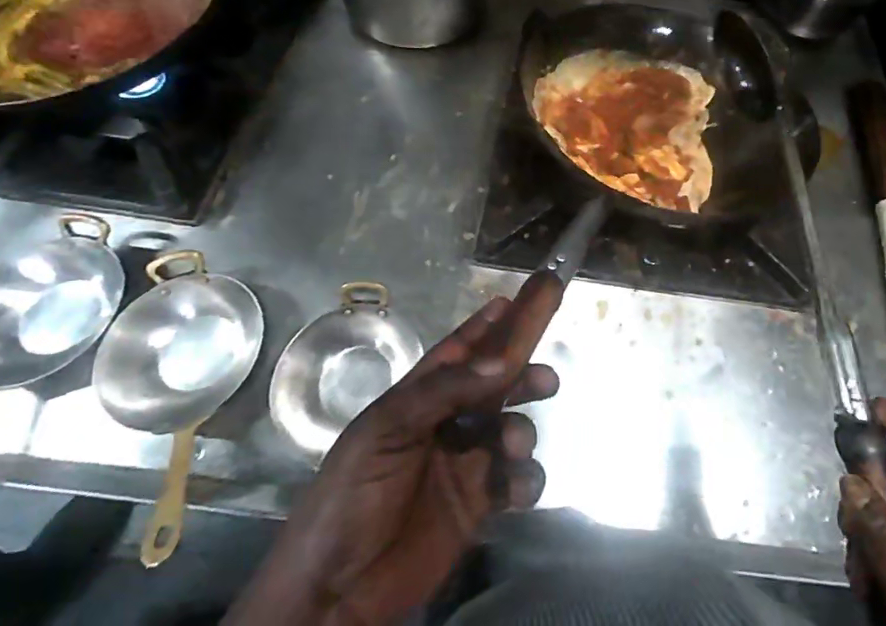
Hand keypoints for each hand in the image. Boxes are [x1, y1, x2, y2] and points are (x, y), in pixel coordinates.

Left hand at [224, 297, 558, 625]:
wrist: (337, 587)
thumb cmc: (352, 492)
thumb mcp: (386, 429)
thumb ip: (443, 391)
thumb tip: (501, 363)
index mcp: (417, 397)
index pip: (459, 351)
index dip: (487, 326)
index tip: (516, 299)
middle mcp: (445, 423)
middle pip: (494, 385)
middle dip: (523, 373)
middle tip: (548, 376)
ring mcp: (463, 464)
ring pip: (511, 430)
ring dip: (523, 431)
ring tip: (514, 444)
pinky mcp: (477, 505)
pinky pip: (516, 482)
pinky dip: (525, 480)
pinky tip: (515, 487)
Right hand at [838, 398, 885, 625]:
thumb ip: (885, 539)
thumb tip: (851, 482)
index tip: (876, 404)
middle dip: (872, 510)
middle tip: (857, 536)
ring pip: (881, 528)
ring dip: (865, 548)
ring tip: (870, 588)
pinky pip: (877, 558)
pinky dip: (866, 571)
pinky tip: (870, 596)